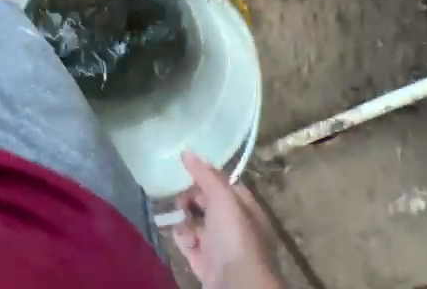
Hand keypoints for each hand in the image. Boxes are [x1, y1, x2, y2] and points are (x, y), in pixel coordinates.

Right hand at [171, 152, 280, 288]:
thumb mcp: (224, 199)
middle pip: (205, 202)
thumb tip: (186, 152)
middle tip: (181, 199)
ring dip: (183, 218)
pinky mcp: (202, 258)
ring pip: (192, 220)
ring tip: (181, 220)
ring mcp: (217, 244)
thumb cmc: (235, 237)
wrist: (235, 284)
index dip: (207, 176)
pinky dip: (182, 238)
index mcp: (246, 210)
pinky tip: (185, 240)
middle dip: (189, 197)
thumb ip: (205, 175)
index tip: (186, 168)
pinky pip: (186, 240)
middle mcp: (233, 226)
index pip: (225, 185)